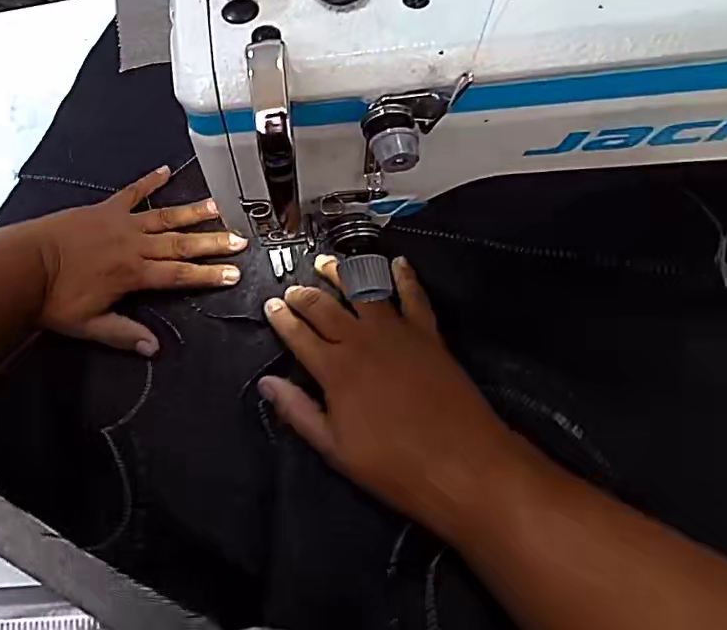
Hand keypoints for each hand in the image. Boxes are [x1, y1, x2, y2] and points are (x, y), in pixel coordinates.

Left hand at [31, 166, 246, 355]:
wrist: (23, 264)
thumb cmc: (54, 299)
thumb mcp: (87, 324)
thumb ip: (123, 334)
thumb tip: (154, 349)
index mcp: (134, 273)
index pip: (179, 274)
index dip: (209, 275)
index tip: (234, 273)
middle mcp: (135, 245)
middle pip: (181, 243)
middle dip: (213, 242)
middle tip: (240, 239)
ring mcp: (122, 222)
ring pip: (165, 216)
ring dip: (193, 212)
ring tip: (219, 207)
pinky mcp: (106, 208)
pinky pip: (133, 192)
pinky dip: (150, 181)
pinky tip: (165, 170)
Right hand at [259, 256, 531, 535]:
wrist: (459, 461)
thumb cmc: (393, 464)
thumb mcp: (335, 449)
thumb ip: (299, 411)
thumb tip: (267, 384)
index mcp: (336, 370)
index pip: (300, 335)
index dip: (282, 318)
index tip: (270, 306)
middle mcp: (362, 340)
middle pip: (326, 307)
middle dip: (304, 294)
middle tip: (292, 287)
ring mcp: (396, 331)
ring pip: (363, 290)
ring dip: (342, 273)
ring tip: (327, 263)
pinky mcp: (427, 332)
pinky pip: (412, 295)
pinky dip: (404, 276)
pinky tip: (397, 262)